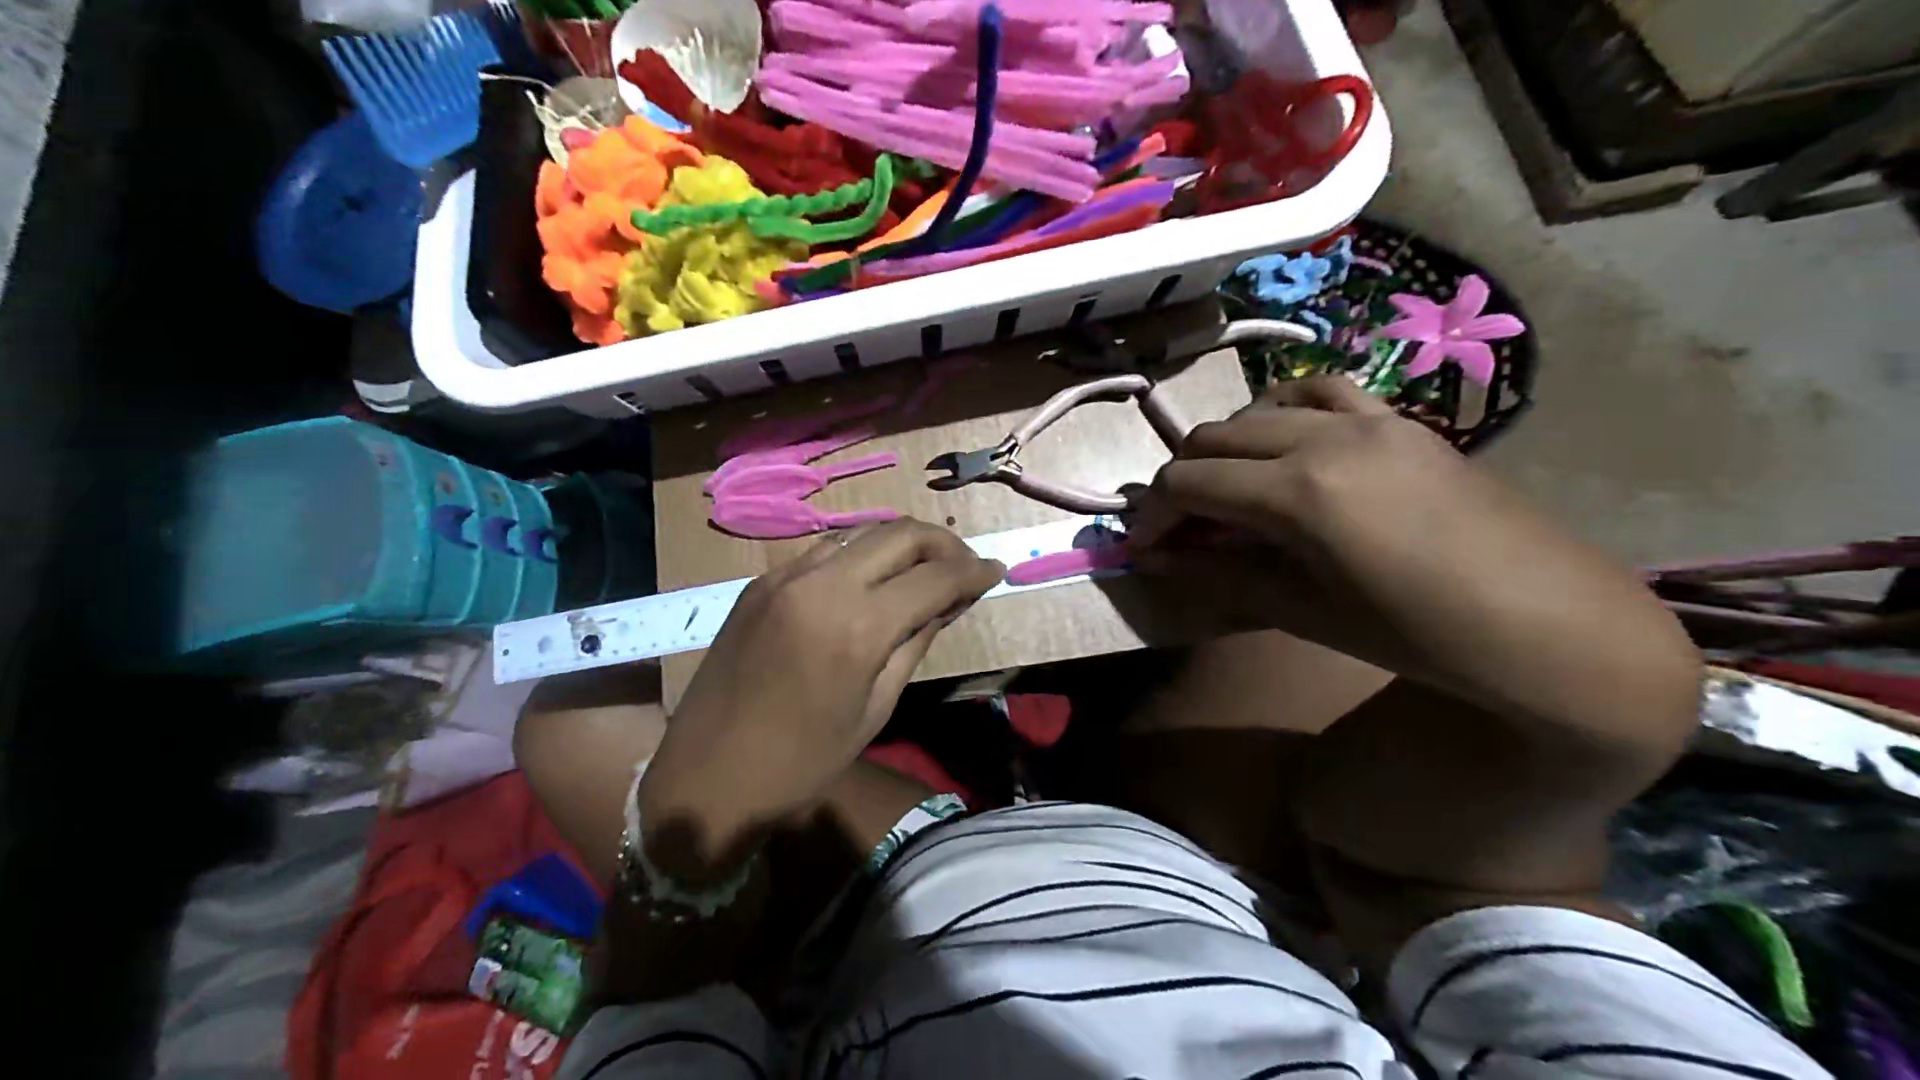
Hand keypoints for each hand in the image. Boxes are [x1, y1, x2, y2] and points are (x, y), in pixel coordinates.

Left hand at [638, 519, 1003, 871]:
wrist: (706, 775)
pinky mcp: (762, 581)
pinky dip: (860, 554)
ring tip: (924, 568)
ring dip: (902, 542)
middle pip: (900, 533)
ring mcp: (785, 576)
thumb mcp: (876, 708)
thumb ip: (916, 642)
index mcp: (857, 626)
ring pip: (862, 531)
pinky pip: (825, 550)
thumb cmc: (802, 762)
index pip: (935, 577)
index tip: (996, 571)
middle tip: (965, 565)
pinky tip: (872, 578)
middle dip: (943, 543)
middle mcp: (822, 584)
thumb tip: (949, 601)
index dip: (974, 571)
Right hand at [1128, 376, 1697, 736]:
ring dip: (1226, 447)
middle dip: (1182, 482)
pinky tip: (1285, 442)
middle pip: (1212, 439)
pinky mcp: (1399, 420)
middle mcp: (1323, 438)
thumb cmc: (1418, 635)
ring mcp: (1367, 419)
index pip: (1188, 483)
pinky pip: (1322, 390)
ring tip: (1230, 489)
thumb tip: (1154, 557)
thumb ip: (1218, 574)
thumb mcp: (1302, 611)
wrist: (1550, 623)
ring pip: (1258, 410)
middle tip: (1184, 528)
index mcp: (1297, 494)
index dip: (1154, 514)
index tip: (1146, 545)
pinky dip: (1283, 410)